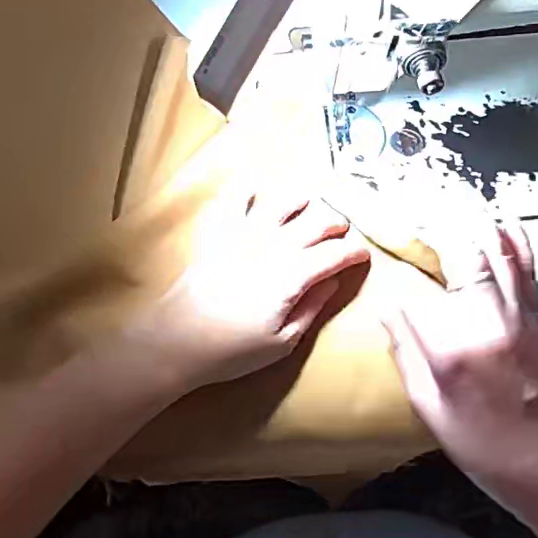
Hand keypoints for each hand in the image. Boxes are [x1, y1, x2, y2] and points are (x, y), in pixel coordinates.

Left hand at [123, 184, 370, 394]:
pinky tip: (257, 188)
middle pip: (317, 220)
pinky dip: (249, 188)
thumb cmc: (231, 349)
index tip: (362, 256)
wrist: (176, 340)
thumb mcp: (283, 342)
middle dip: (336, 223)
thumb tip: (333, 281)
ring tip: (309, 206)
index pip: (336, 254)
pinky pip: (236, 198)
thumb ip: (312, 307)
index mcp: (294, 274)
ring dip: (303, 200)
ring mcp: (244, 233)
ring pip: (284, 201)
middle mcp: (274, 244)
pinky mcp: (219, 231)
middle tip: (341, 233)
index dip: (354, 253)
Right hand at [382, 219, 537, 526]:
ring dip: (469, 223)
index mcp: (454, 344)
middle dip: (434, 225)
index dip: (397, 266)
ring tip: (445, 204)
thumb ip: (405, 350)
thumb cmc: (481, 443)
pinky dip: (513, 238)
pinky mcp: (535, 314)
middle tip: (411, 211)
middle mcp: (489, 316)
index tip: (380, 246)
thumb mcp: (427, 405)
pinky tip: (501, 221)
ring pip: (496, 249)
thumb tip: (390, 308)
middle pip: (462, 251)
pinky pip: (525, 264)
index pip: (417, 290)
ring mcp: (518, 311)